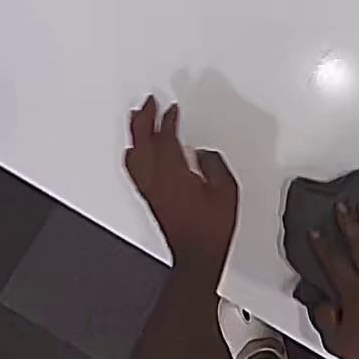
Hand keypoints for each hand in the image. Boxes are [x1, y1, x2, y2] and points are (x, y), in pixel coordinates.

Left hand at [124, 96, 238, 275]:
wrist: (198, 256)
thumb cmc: (211, 228)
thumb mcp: (226, 189)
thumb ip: (213, 163)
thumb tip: (201, 153)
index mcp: (174, 173)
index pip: (164, 137)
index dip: (167, 119)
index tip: (171, 108)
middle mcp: (156, 180)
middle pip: (143, 140)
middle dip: (145, 118)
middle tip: (149, 102)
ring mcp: (149, 189)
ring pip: (134, 153)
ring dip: (135, 132)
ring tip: (136, 117)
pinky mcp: (149, 198)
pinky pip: (134, 169)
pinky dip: (133, 153)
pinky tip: (135, 150)